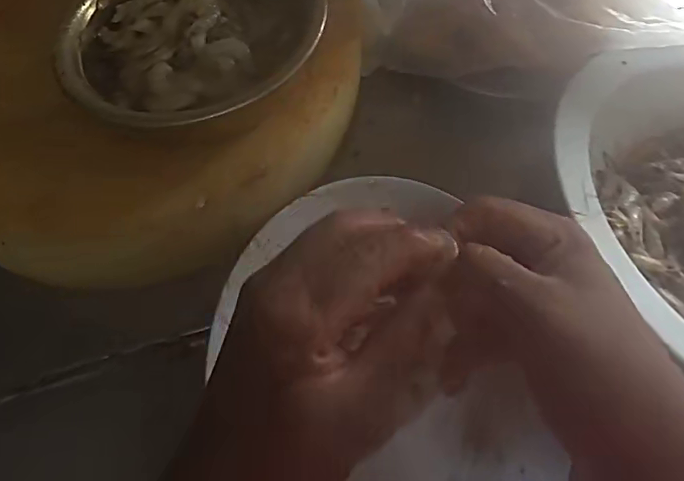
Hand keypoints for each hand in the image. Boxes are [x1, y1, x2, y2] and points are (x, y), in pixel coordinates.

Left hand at [166, 210, 458, 480]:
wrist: (223, 477)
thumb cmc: (292, 458)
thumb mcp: (360, 415)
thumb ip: (407, 348)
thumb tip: (449, 290)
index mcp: (298, 306)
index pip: (368, 250)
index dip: (417, 243)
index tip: (460, 248)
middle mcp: (275, 276)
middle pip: (345, 228)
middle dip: (398, 233)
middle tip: (442, 255)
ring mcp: (264, 280)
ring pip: (330, 235)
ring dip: (376, 240)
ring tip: (420, 266)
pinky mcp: (263, 292)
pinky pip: (317, 253)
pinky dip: (354, 254)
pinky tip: (381, 284)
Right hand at [444, 197, 683, 480]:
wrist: (649, 450)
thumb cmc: (594, 363)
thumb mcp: (536, 307)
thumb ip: (485, 267)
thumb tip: (442, 246)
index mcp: (551, 237)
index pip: (484, 212)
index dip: (451, 232)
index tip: (419, 266)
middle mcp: (542, 260)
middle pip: (478, 252)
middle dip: (448, 281)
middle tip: (421, 313)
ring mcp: (538, 302)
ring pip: (478, 293)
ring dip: (454, 320)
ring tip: (432, 351)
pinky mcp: (533, 340)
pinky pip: (489, 329)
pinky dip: (468, 347)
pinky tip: (450, 375)